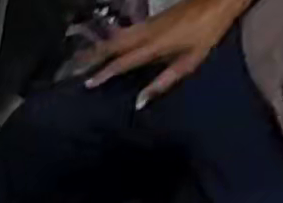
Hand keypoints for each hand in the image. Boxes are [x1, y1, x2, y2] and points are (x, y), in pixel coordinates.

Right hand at [78, 0, 247, 107]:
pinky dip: (112, 40)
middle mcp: (147, 33)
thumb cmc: (209, 32)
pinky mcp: (153, 19)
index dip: (104, 74)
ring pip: (117, 36)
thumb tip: (138, 103)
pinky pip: (126, 31)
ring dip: (99, 47)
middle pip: (114, 45)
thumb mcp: (189, 62)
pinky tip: (105, 45)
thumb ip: (162, 83)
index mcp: (154, 46)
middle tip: (73, 68)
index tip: (87, 84)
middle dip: (93, 57)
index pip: (122, 62)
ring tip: (82, 56)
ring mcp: (149, 23)